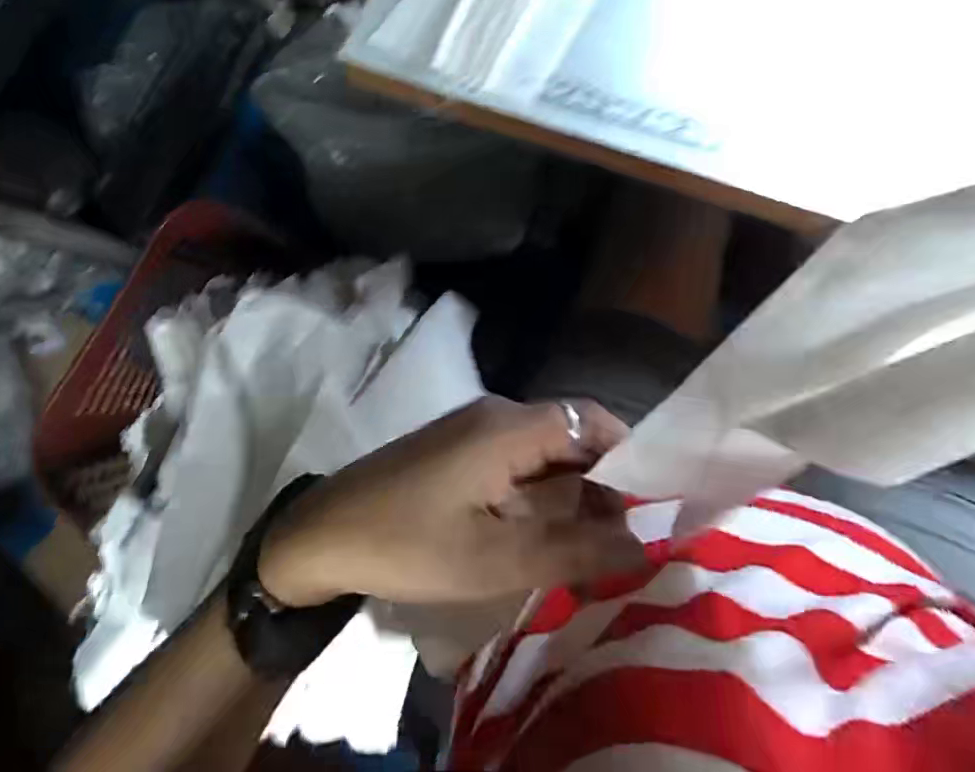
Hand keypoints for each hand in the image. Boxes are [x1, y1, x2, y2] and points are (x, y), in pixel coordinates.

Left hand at [255, 397, 646, 606]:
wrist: (318, 536)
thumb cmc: (409, 544)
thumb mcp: (494, 559)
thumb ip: (572, 550)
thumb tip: (642, 547)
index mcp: (510, 426)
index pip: (590, 422)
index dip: (629, 454)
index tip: (656, 499)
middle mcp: (498, 413)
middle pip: (570, 433)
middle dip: (605, 479)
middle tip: (631, 530)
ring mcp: (475, 428)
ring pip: (545, 448)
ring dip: (574, 487)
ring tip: (599, 537)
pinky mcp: (459, 447)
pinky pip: (518, 457)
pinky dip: (543, 488)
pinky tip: (550, 527)